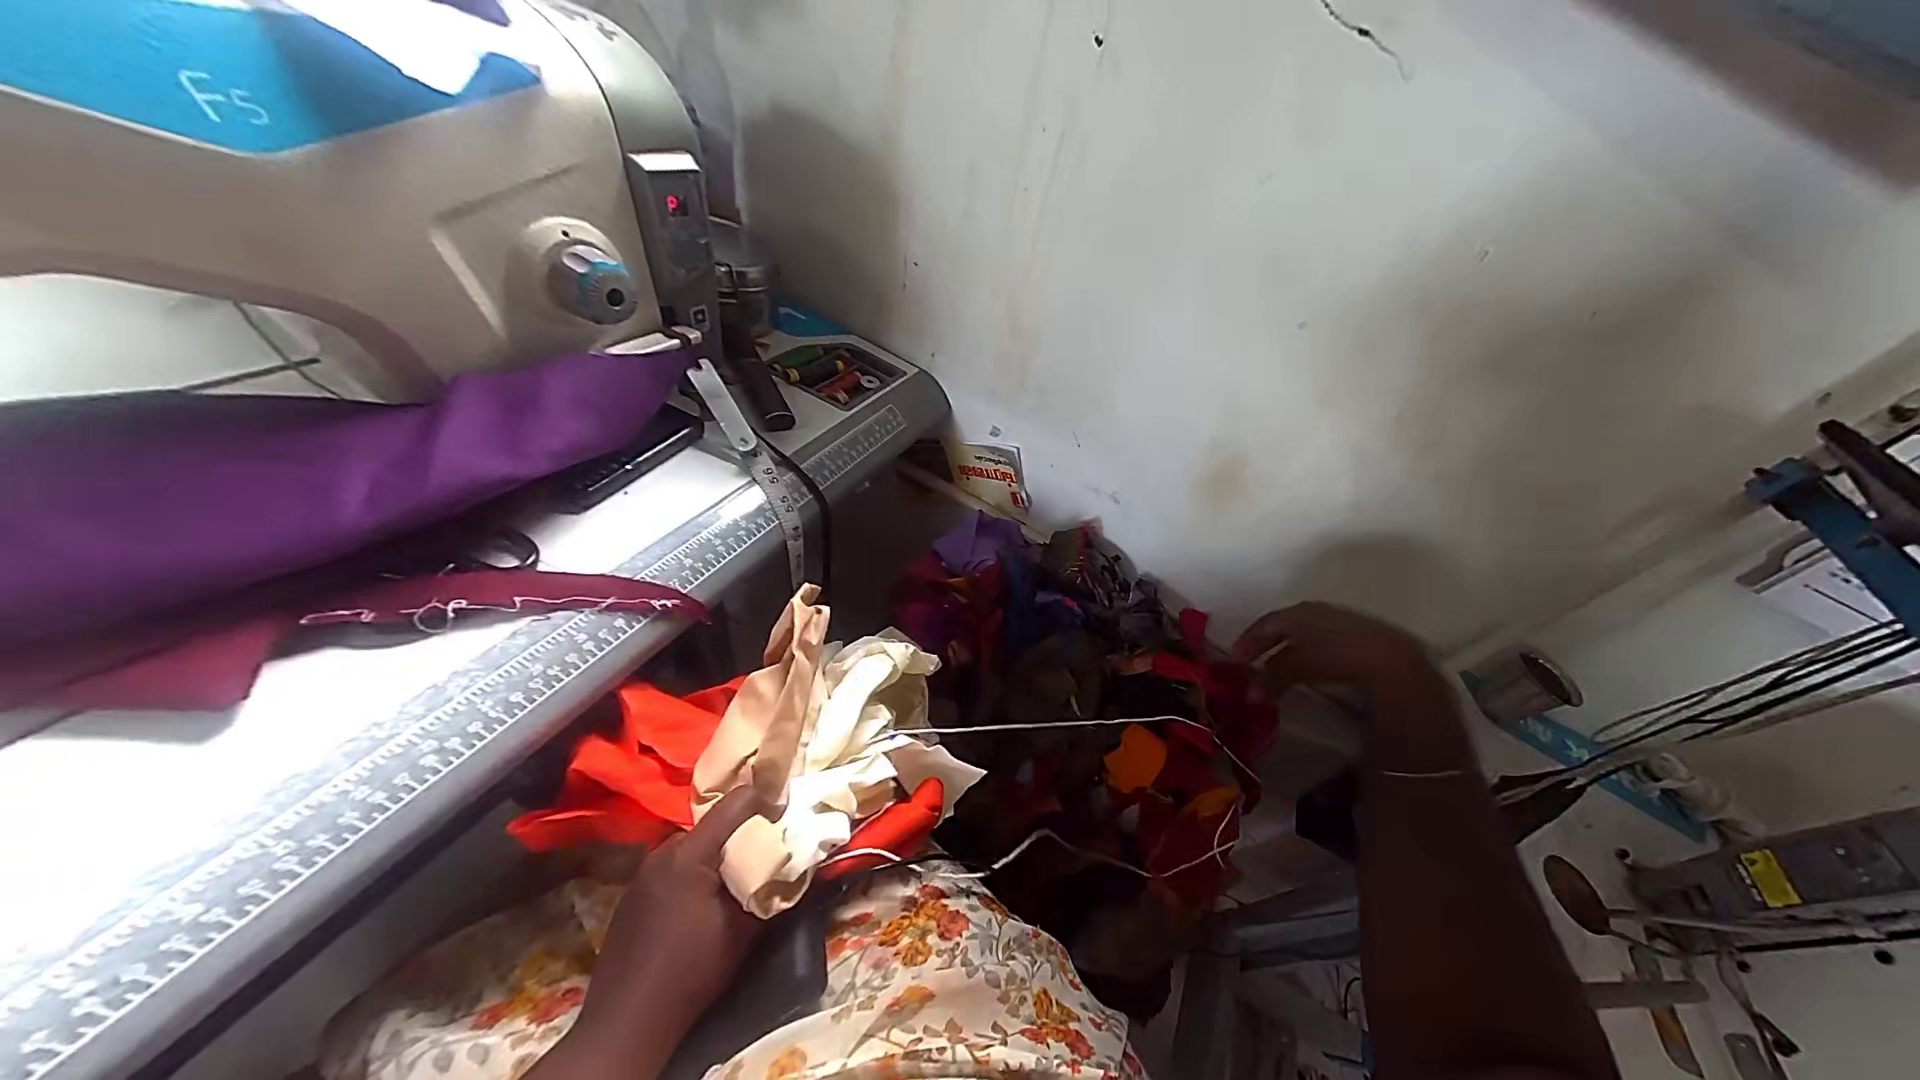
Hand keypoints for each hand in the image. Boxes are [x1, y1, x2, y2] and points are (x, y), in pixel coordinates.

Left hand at [575, 787, 768, 1038]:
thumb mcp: (743, 931)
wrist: (625, 1023)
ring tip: (738, 876)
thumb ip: (773, 891)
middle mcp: (663, 852)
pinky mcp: (633, 894)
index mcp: (690, 853)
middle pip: (713, 824)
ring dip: (717, 853)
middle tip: (766, 850)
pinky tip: (703, 901)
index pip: (735, 803)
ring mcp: (643, 872)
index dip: (766, 802)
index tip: (787, 814)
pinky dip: (695, 871)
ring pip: (693, 845)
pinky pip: (674, 866)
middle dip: (742, 832)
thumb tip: (801, 867)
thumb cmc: (691, 971)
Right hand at [1231, 602, 1440, 698]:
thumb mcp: (1296, 666)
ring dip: (1288, 649)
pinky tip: (1312, 667)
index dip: (1247, 641)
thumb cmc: (1334, 655)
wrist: (1389, 658)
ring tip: (1280, 667)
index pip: (1263, 624)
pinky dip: (1309, 652)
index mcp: (1295, 613)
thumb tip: (1250, 695)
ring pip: (1304, 633)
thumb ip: (1271, 678)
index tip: (1235, 658)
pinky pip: (1322, 641)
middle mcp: (1314, 611)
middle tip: (1253, 662)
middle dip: (1266, 644)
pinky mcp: (1359, 635)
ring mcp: (1338, 621)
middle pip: (1283, 627)